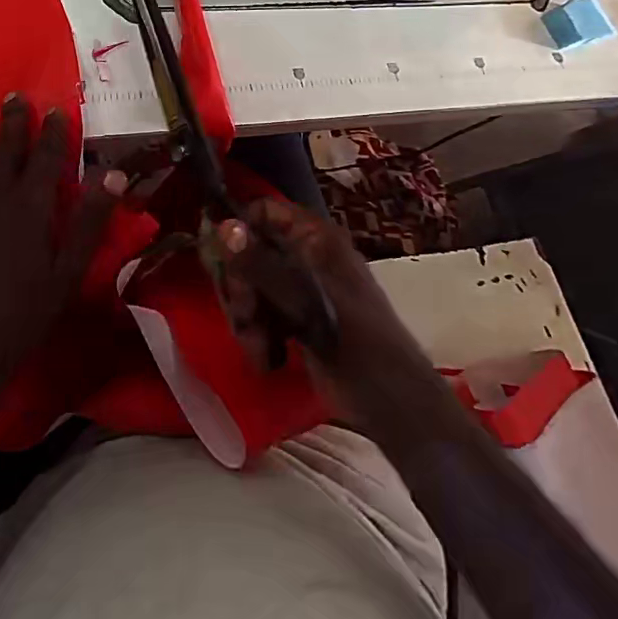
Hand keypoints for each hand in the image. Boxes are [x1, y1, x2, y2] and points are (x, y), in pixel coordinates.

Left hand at [0, 96, 125, 385]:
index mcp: (31, 205)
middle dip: (12, 120)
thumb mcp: (70, 268)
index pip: (45, 157)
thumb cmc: (28, 308)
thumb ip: (90, 219)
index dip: (51, 131)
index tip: (55, 108)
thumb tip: (115, 175)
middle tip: (15, 95)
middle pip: (4, 149)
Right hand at [203, 199, 419, 391]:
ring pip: (249, 286)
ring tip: (258, 347)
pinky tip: (266, 358)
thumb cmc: (359, 346)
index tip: (222, 259)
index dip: (239, 230)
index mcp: (317, 240)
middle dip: (239, 287)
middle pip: (249, 251)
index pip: (264, 211)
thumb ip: (261, 265)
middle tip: (245, 314)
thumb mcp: (307, 303)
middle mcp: (306, 257)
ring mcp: (301, 289)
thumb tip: (223, 226)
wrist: (395, 406)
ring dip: (246, 318)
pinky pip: (260, 314)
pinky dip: (257, 335)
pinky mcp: (295, 320)